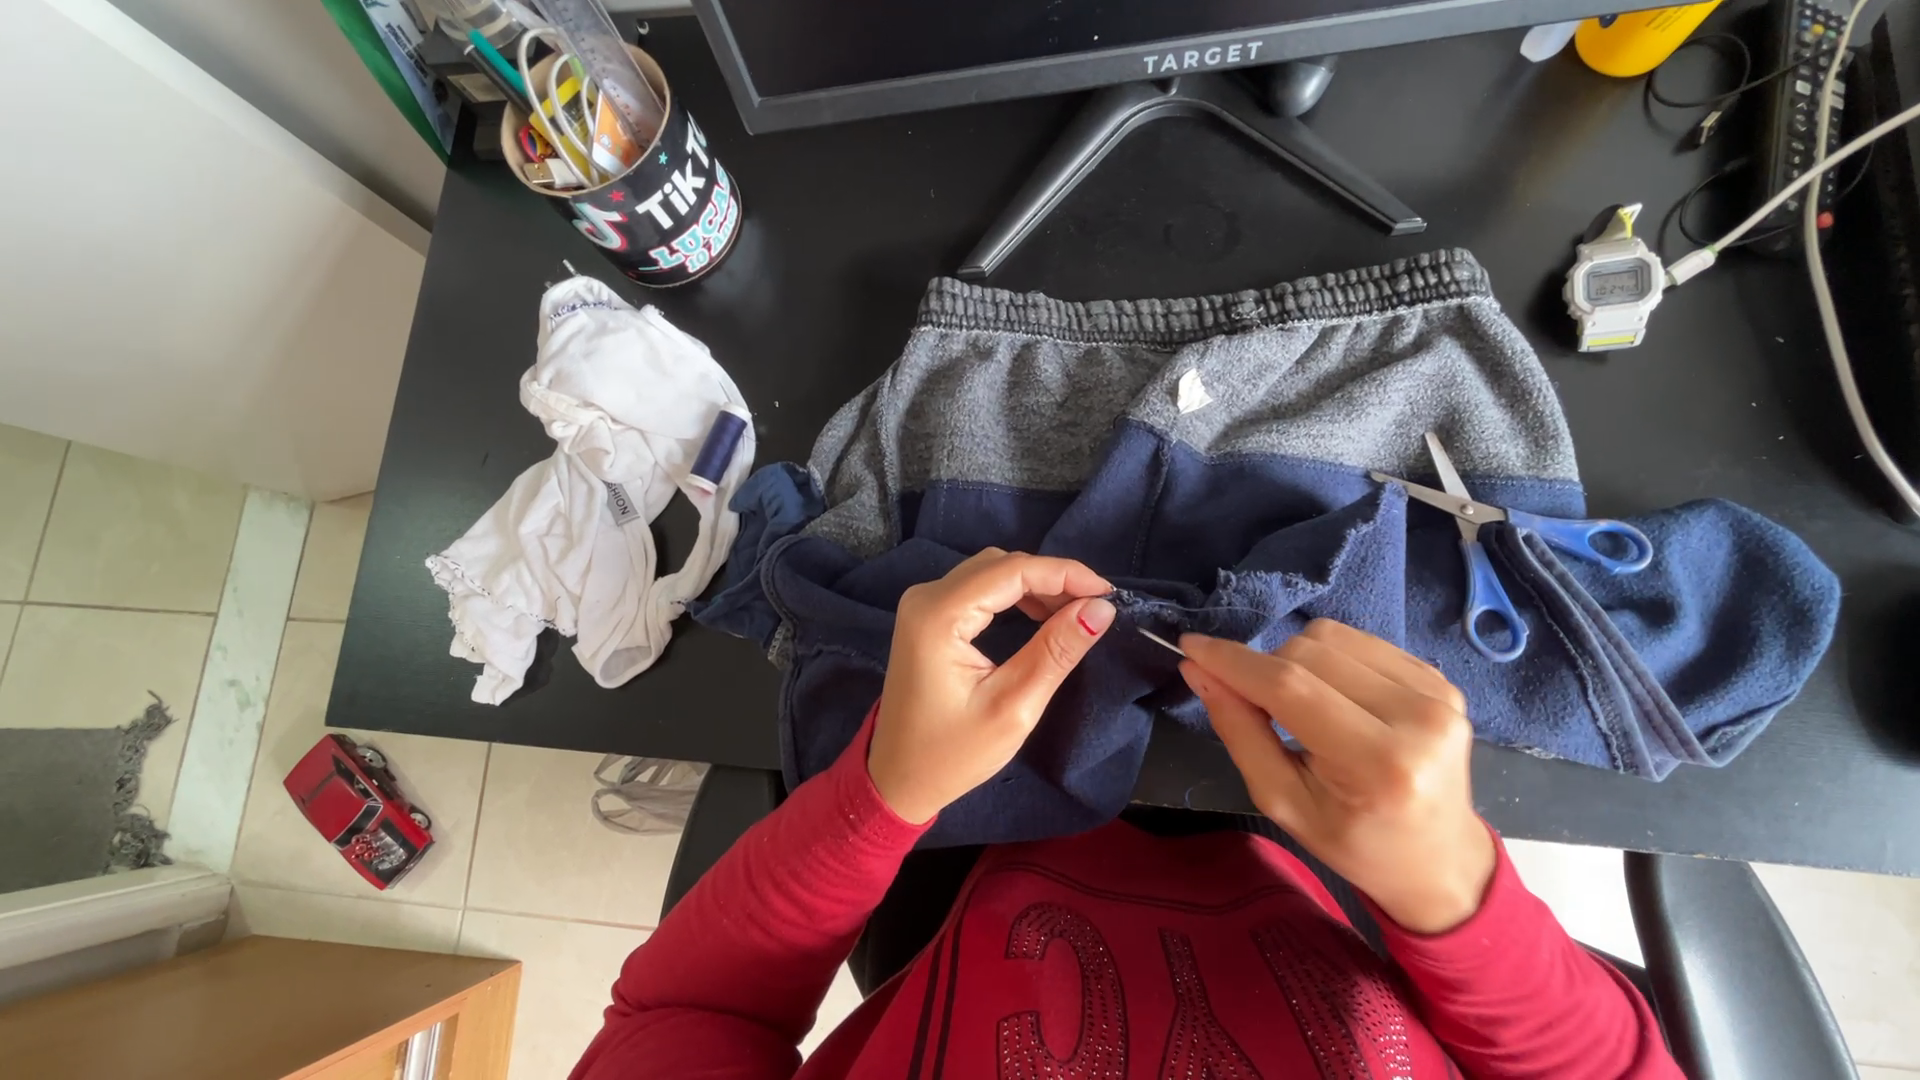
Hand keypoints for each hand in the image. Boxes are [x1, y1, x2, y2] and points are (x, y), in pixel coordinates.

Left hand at [868, 549, 1114, 823]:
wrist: (897, 779)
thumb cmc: (952, 754)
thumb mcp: (1013, 707)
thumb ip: (1056, 651)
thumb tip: (1100, 609)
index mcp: (939, 616)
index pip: (1011, 571)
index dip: (1064, 573)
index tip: (1108, 593)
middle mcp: (926, 597)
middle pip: (1000, 565)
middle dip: (1052, 578)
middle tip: (1095, 606)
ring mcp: (923, 604)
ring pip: (990, 572)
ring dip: (1034, 585)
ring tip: (1075, 611)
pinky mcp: (927, 616)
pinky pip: (978, 589)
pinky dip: (1013, 596)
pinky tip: (1041, 614)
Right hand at [1179, 619, 1495, 932]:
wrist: (1439, 859)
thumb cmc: (1353, 841)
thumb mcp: (1282, 801)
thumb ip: (1239, 731)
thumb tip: (1198, 669)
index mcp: (1378, 764)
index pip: (1289, 688)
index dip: (1233, 662)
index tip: (1190, 647)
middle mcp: (1418, 718)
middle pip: (1307, 653)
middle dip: (1263, 669)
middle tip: (1258, 707)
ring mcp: (1435, 694)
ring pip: (1330, 637)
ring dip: (1295, 659)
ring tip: (1302, 705)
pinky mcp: (1440, 679)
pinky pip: (1358, 641)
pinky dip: (1329, 659)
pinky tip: (1335, 696)